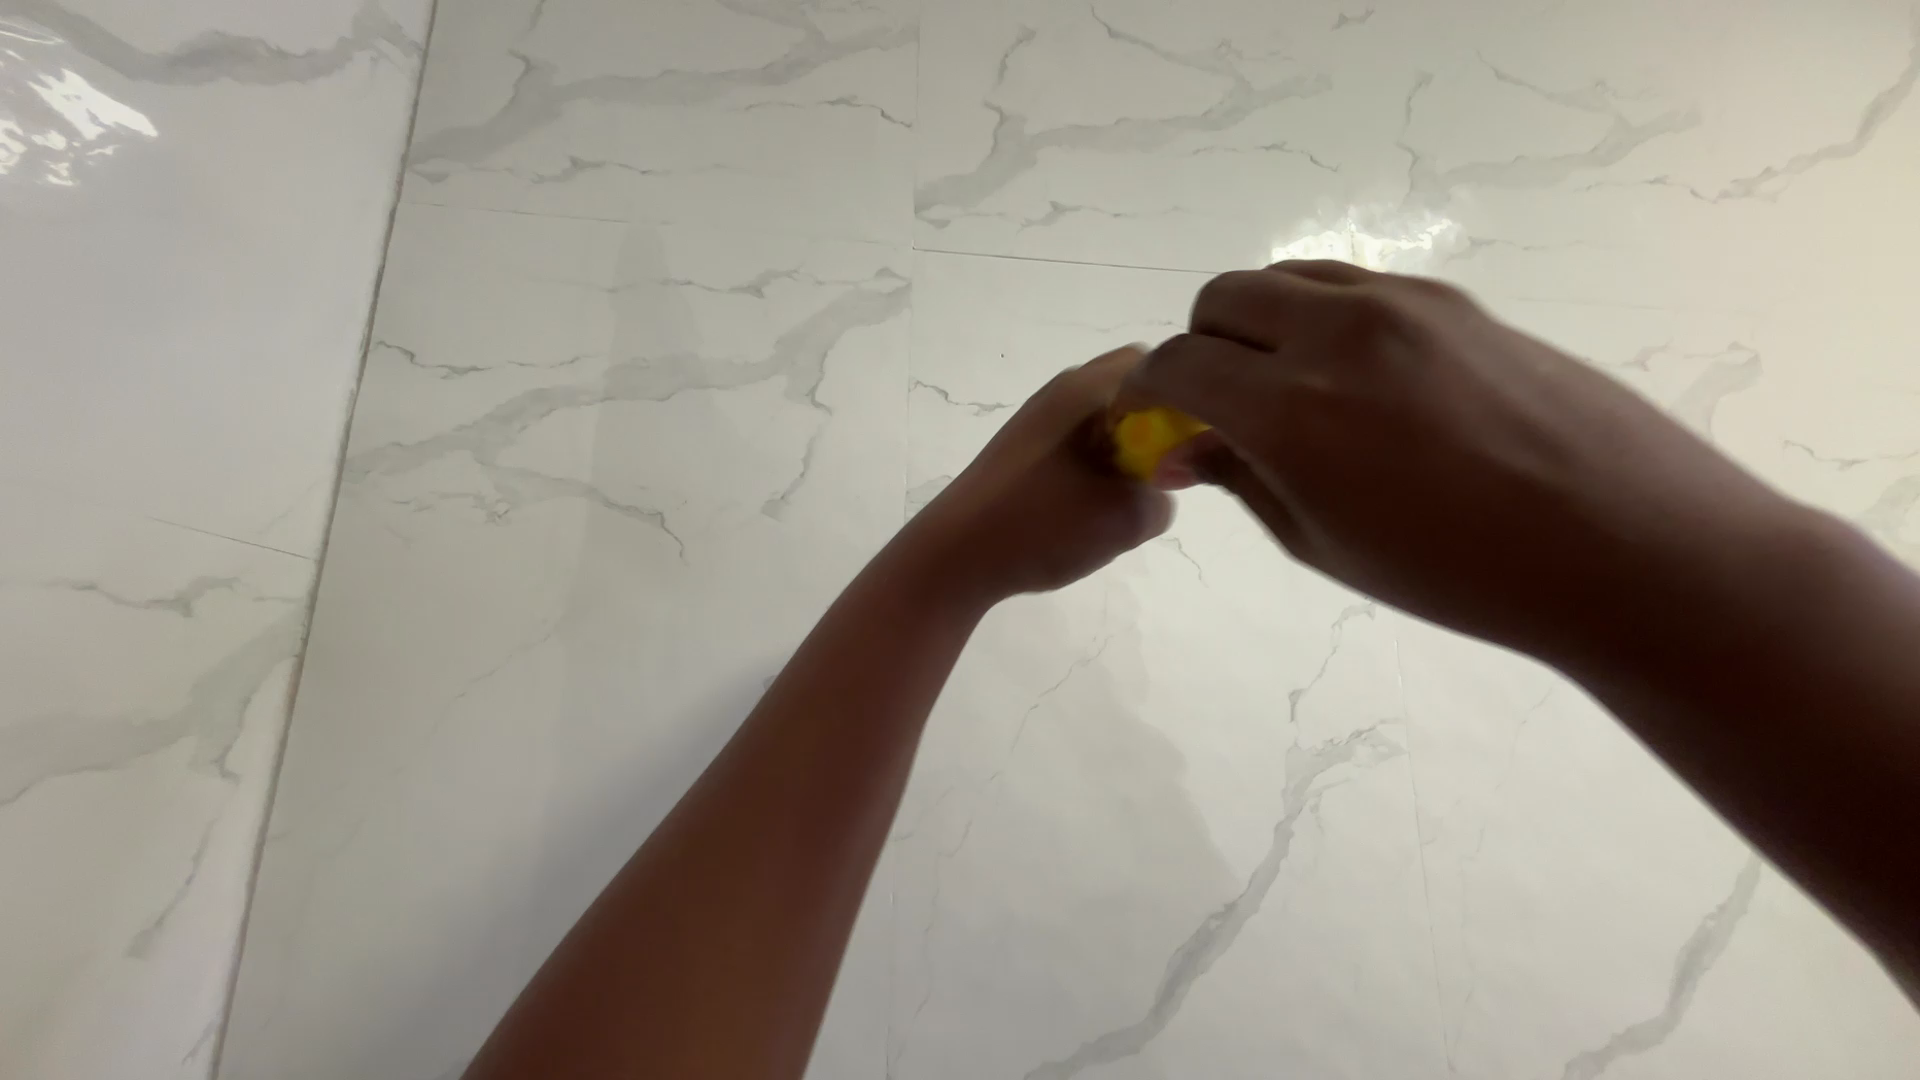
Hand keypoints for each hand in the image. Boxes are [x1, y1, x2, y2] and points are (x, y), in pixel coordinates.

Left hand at [901, 346, 1172, 606]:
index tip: (1186, 454)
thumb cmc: (1041, 527)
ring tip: (1111, 504)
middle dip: (1155, 432)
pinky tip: (1079, 514)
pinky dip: (1091, 472)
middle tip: (1152, 479)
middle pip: (1133, 393)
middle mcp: (1062, 390)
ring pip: (1105, 424)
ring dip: (1122, 458)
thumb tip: (1155, 488)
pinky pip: (1077, 447)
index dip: (1187, 407)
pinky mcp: (1022, 451)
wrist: (954, 557)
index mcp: (1088, 388)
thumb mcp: (1126, 518)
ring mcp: (1037, 419)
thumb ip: (1163, 496)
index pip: (1164, 369)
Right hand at [1123, 260, 1807, 663]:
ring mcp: (1399, 304)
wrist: (1624, 545)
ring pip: (1283, 276)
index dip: (1145, 390)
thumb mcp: (1317, 539)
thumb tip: (1179, 453)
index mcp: (1290, 409)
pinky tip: (1347, 376)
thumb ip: (1238, 477)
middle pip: (1221, 298)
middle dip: (1196, 347)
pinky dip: (1314, 317)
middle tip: (1214, 404)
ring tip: (1279, 384)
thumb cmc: (1451, 573)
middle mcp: (1335, 333)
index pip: (1178, 365)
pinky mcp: (1449, 298)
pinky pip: (1348, 284)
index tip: (1146, 416)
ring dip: (1254, 323)